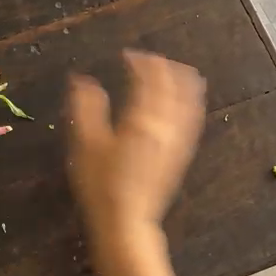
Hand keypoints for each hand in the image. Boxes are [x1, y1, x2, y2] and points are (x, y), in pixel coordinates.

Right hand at [67, 50, 205, 237]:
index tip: (129, 56)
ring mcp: (176, 141)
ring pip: (188, 102)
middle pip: (172, 86)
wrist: (126, 220)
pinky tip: (188, 103)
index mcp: (140, 119)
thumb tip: (82, 80)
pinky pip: (193, 121)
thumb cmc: (100, 183)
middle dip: (163, 68)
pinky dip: (191, 104)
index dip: (141, 63)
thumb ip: (86, 108)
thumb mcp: (85, 144)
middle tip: (151, 60)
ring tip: (178, 70)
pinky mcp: (181, 155)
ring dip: (183, 82)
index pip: (147, 80)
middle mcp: (164, 125)